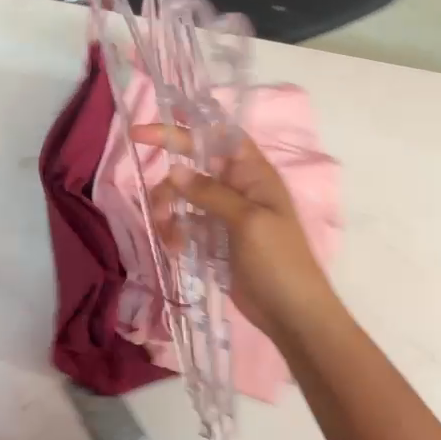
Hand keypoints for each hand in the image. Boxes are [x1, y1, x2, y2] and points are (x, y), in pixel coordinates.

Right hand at [133, 123, 337, 339]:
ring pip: (184, 197)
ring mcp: (225, 215)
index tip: (151, 128)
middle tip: (149, 193)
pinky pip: (185, 223)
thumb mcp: (247, 221)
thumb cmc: (279, 261)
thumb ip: (211, 193)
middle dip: (170, 178)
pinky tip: (174, 246)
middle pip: (194, 166)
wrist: (291, 314)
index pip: (219, 136)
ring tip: (164, 231)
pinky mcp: (215, 240)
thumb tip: (175, 170)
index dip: (189, 125)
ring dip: (168, 208)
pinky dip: (174, 230)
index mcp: (254, 174)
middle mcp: (238, 188)